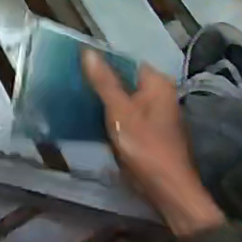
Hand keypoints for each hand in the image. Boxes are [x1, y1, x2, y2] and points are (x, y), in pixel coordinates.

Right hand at [81, 49, 225, 235]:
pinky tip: (92, 117)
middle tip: (72, 79)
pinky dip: (112, 114)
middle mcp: (161, 94)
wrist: (168, 190)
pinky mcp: (150, 131)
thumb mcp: (119, 111)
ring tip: (77, 95)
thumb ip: (103, 81)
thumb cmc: (145, 146)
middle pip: (125, 79)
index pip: (126, 60)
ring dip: (105, 99)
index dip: (102, 60)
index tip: (76, 61)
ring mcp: (157, 114)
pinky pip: (127, 114)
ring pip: (124, 98)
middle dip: (101, 80)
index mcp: (158, 83)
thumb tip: (87, 51)